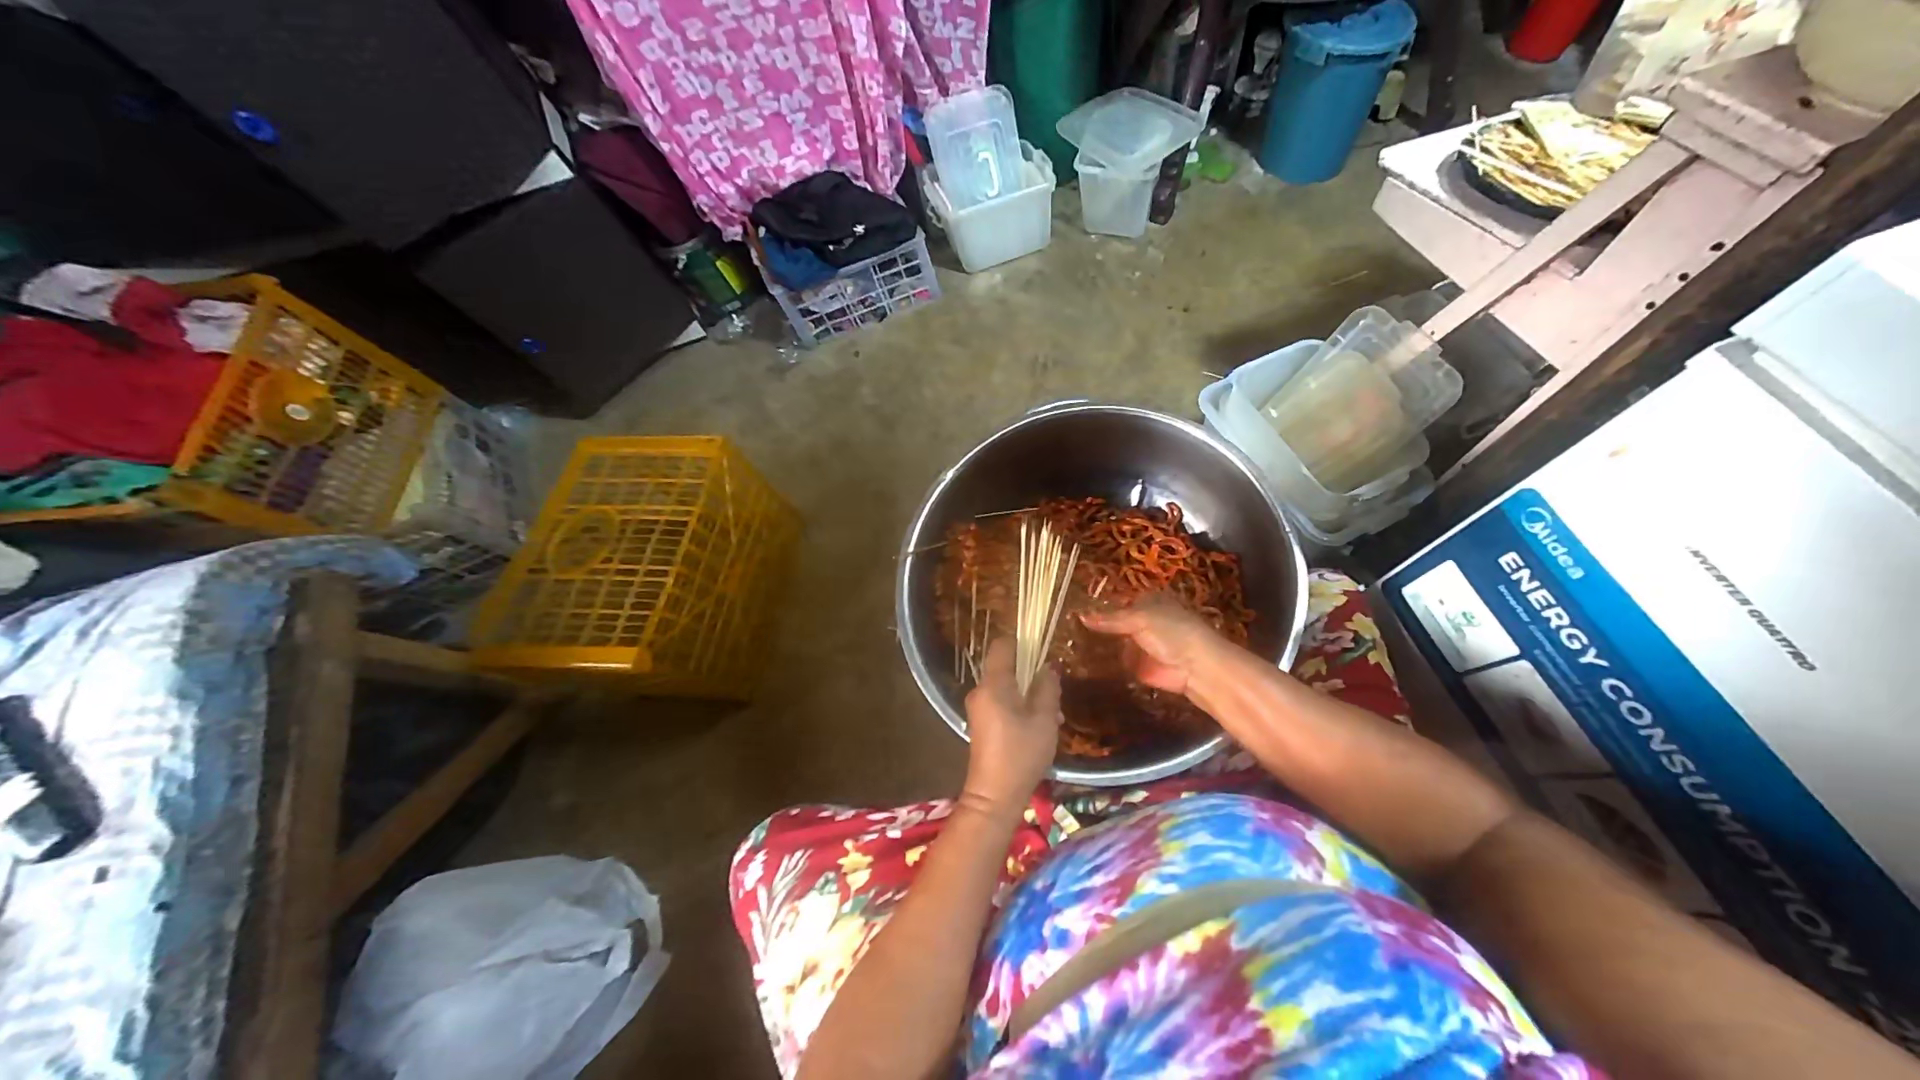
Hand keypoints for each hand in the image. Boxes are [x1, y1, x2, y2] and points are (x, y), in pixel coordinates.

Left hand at [961, 638, 1061, 810]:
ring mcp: (978, 709)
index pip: (1002, 646)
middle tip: (1055, 693)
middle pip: (1006, 668)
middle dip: (1032, 675)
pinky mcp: (982, 725)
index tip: (1043, 649)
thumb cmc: (1021, 754)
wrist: (994, 796)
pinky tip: (1040, 728)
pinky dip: (1020, 708)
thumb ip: (1047, 688)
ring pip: (1007, 688)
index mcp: (993, 684)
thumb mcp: (1044, 719)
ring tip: (1053, 716)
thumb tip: (1048, 666)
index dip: (1022, 642)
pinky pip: (1002, 704)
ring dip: (1030, 695)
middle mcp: (980, 691)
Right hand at [1080, 596, 1230, 696]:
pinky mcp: (1138, 667)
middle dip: (1095, 627)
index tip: (1072, 608)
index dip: (1098, 604)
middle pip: (1114, 622)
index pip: (1117, 600)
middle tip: (1065, 629)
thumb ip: (1110, 619)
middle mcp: (1143, 621)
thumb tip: (1080, 615)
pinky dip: (1103, 664)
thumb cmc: (1172, 632)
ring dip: (1097, 646)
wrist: (1197, 667)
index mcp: (1147, 601)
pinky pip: (1117, 663)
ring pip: (1113, 643)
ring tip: (1067, 645)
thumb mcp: (1139, 618)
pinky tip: (1081, 662)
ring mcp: (1141, 645)